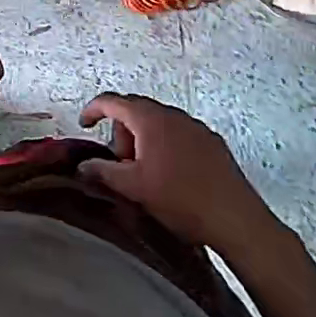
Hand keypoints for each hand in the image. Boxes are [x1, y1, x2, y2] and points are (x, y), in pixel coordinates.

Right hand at [77, 93, 282, 254]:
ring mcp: (195, 126)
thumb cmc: (180, 199)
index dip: (94, 109)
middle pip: (136, 111)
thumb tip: (83, 165)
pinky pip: (178, 134)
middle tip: (121, 166)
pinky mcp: (210, 141)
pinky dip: (165, 146)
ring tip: (145, 175)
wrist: (232, 216)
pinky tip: (170, 176)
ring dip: (144, 142)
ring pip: (159, 123)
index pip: (114, 101)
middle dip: (122, 134)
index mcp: (151, 120)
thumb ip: (103, 172)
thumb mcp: (134, 188)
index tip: (84, 123)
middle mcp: (173, 115)